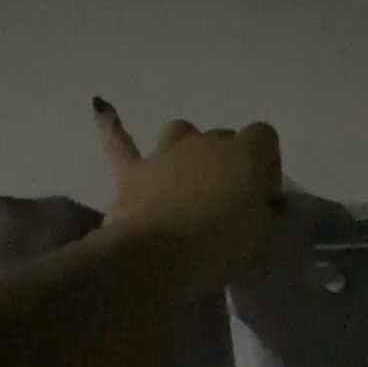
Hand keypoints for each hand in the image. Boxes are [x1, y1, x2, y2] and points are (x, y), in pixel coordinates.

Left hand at [93, 97, 282, 292]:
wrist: (159, 256)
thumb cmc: (221, 247)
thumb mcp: (262, 237)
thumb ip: (263, 214)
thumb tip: (259, 206)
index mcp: (245, 155)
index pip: (264, 138)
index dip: (266, 164)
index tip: (264, 196)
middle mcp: (206, 144)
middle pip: (223, 138)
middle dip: (228, 163)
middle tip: (229, 201)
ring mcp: (166, 154)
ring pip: (181, 131)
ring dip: (188, 148)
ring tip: (190, 176)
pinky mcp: (132, 172)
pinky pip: (120, 143)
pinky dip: (113, 129)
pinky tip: (101, 109)